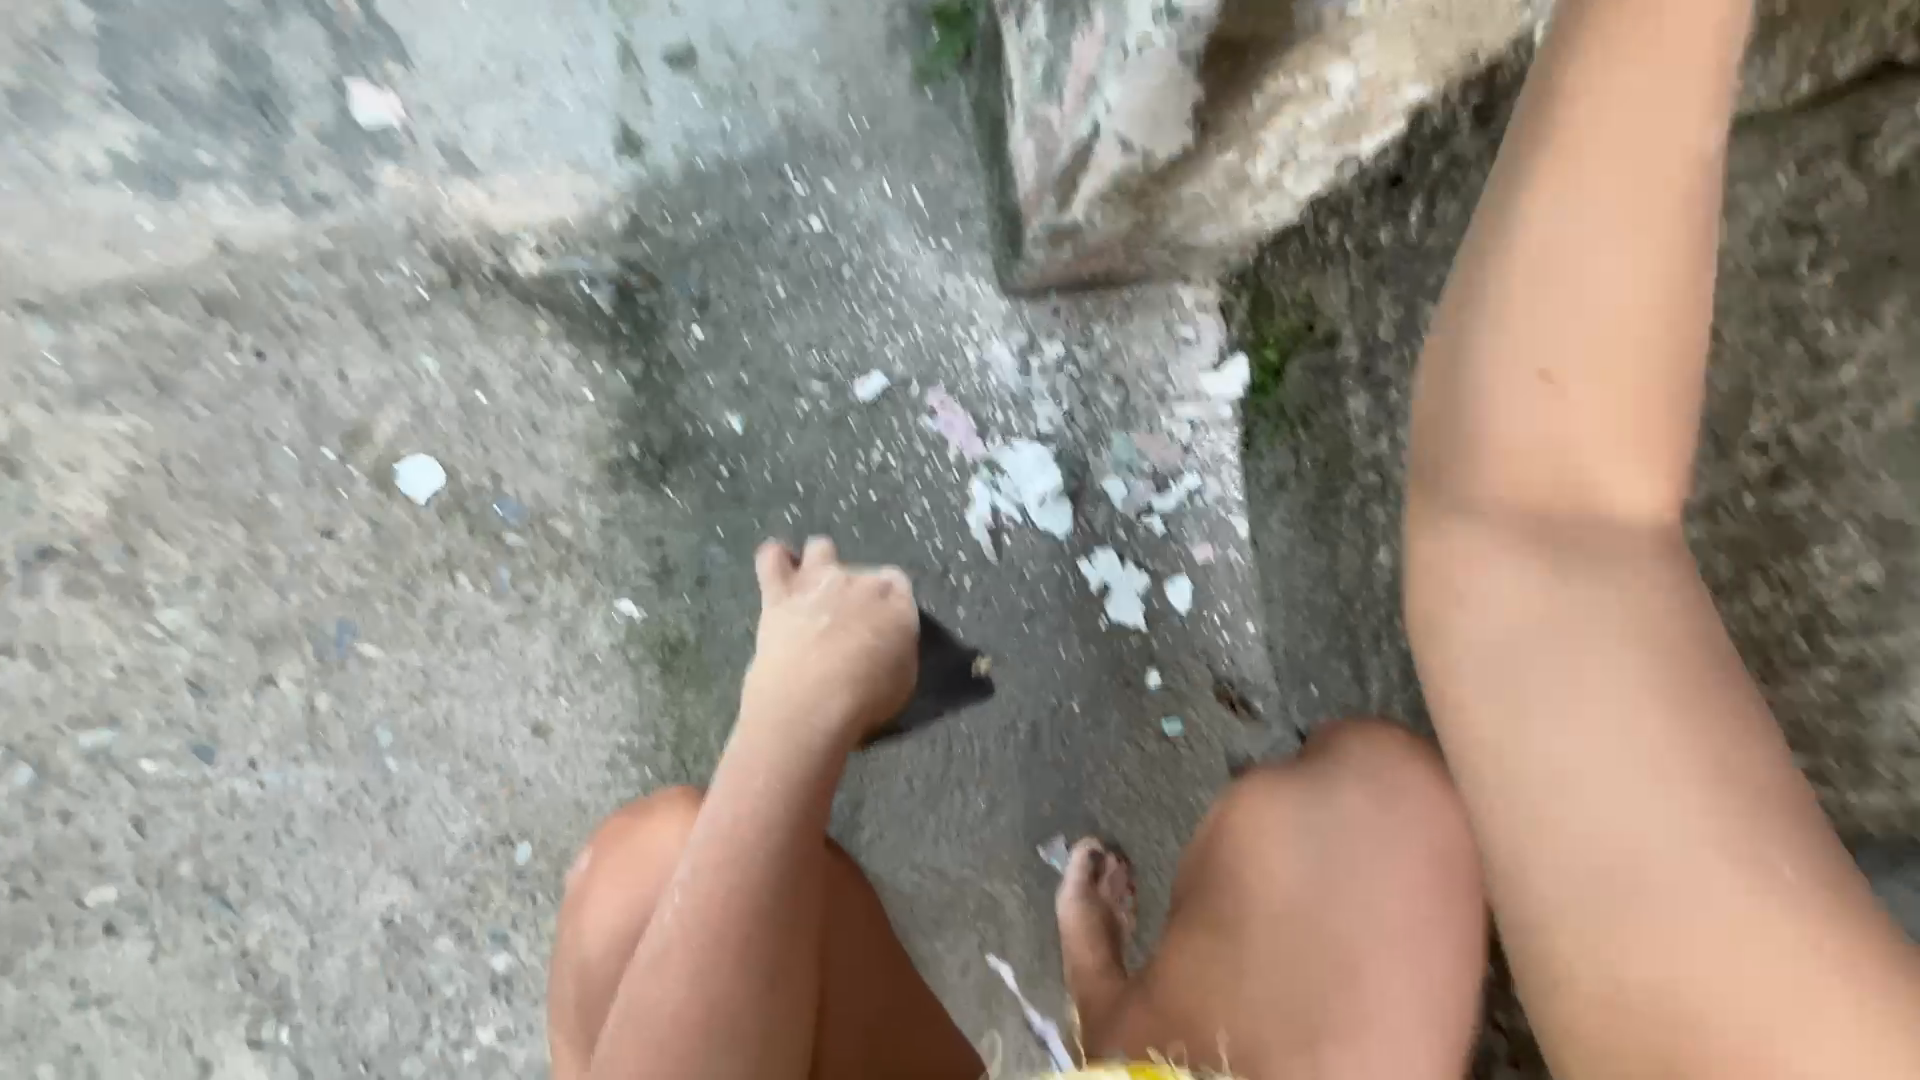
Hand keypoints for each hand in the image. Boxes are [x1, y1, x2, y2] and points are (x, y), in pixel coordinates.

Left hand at [741, 537, 918, 746]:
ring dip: (819, 563)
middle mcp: (858, 580)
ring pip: (820, 547)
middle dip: (854, 592)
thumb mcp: (903, 677)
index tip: (882, 623)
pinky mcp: (778, 593)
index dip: (888, 601)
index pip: (896, 583)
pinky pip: (771, 557)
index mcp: (894, 599)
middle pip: (860, 569)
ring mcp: (817, 580)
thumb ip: (896, 646)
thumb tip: (884, 640)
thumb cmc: (865, 700)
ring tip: (814, 590)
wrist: (809, 704)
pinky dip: (776, 560)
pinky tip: (778, 574)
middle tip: (845, 624)